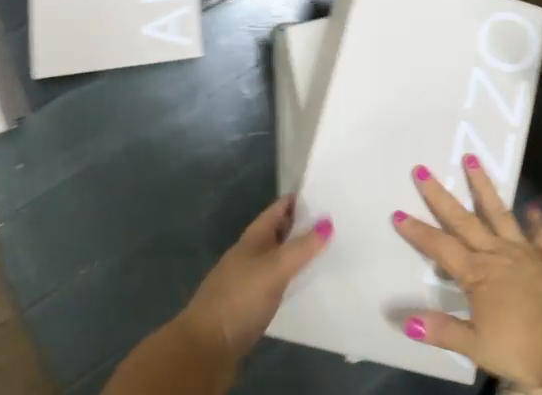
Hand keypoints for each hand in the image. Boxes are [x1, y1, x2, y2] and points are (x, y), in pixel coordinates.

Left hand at [178, 195, 331, 359]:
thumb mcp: (273, 269)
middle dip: (302, 226)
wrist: (206, 347)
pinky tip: (306, 284)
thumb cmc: (239, 299)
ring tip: (328, 251)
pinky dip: (291, 278)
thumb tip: (327, 221)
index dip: (298, 200)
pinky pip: (276, 282)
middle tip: (335, 222)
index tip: (325, 194)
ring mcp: (248, 280)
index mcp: (253, 239)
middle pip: (278, 233)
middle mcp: (249, 255)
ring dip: (298, 253)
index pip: (278, 210)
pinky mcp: (250, 305)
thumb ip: (301, 248)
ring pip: (278, 258)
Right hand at [392, 156, 541, 388]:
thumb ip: (443, 330)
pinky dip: (537, 220)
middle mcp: (496, 254)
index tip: (398, 213)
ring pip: (499, 213)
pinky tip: (534, 206)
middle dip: (440, 196)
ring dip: (483, 187)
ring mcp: (524, 252)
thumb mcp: (477, 346)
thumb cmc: (524, 347)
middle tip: (423, 169)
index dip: (418, 232)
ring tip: (472, 159)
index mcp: (476, 274)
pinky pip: (541, 234)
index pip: (440, 248)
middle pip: (463, 220)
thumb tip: (405, 320)